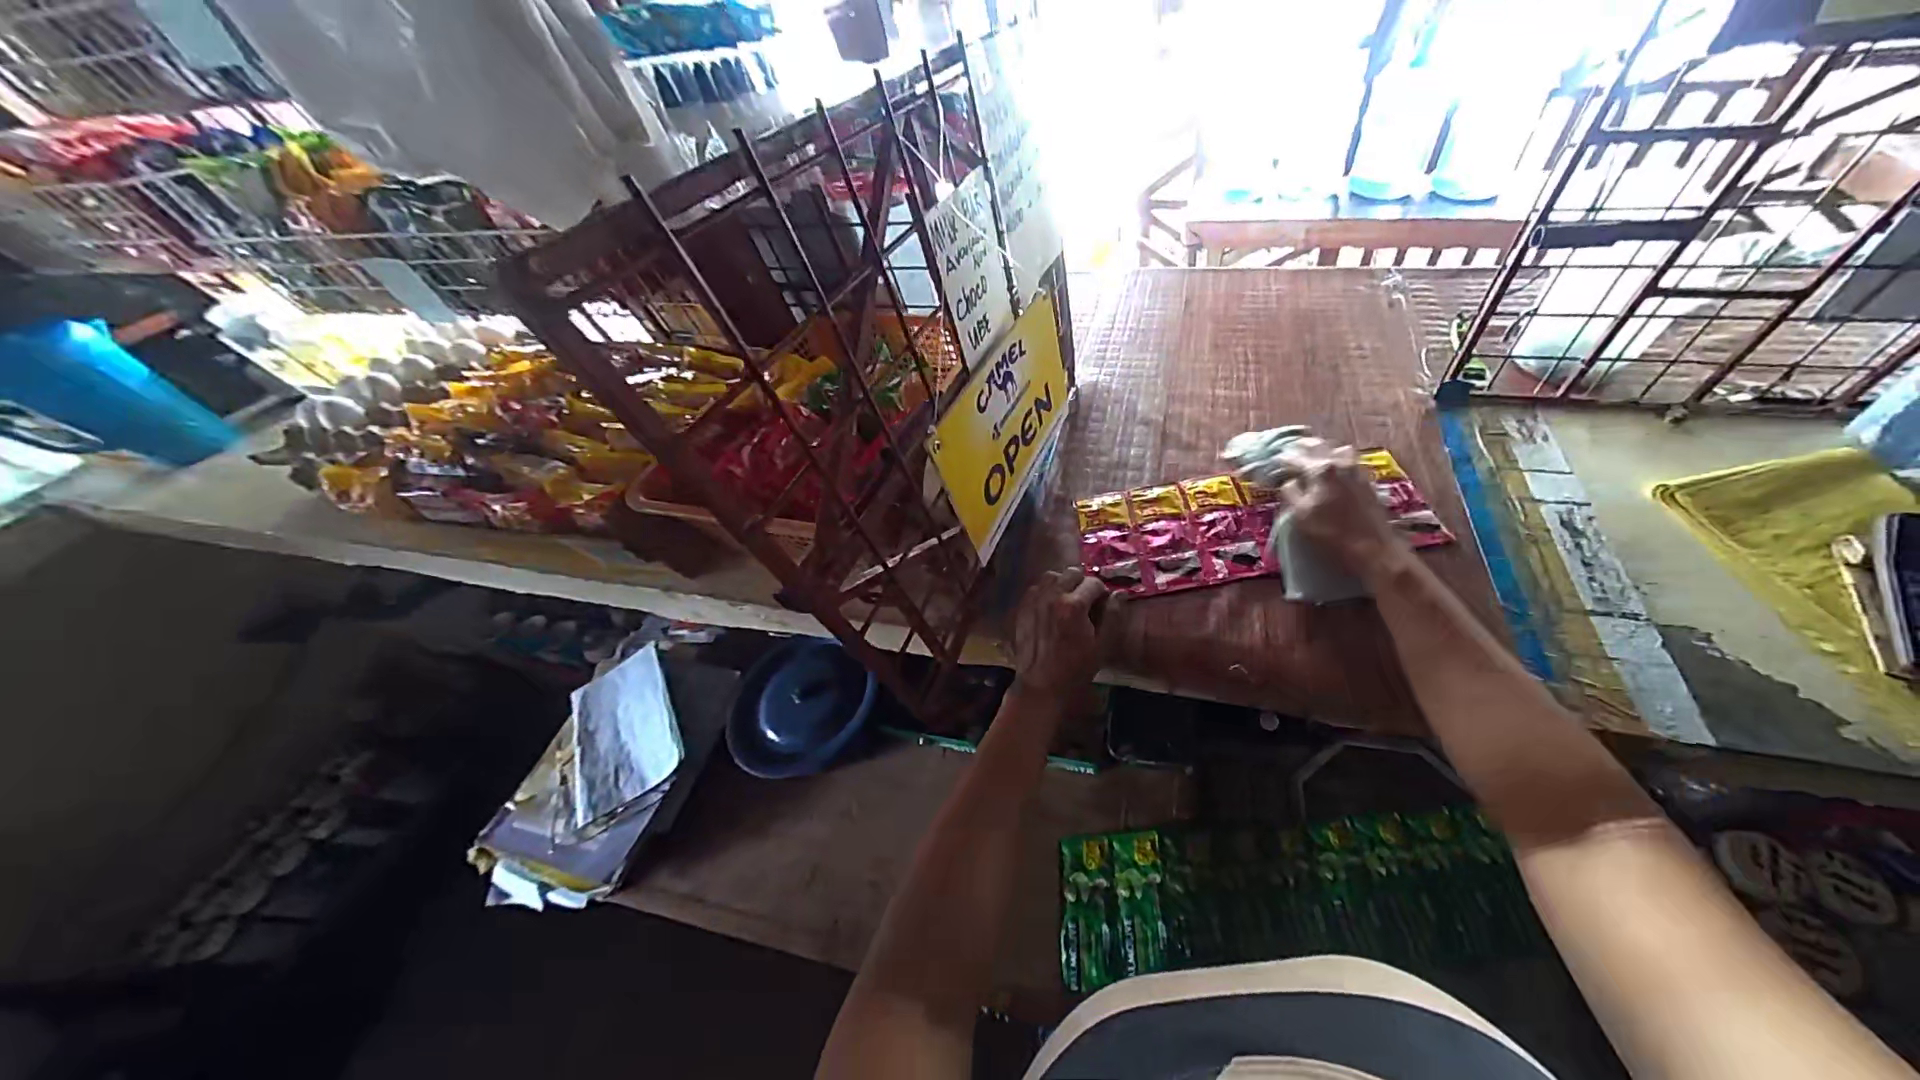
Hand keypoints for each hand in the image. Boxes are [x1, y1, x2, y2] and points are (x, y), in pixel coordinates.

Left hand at [1011, 567, 1110, 699]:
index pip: (1093, 583)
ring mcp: (1035, 600)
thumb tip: (1120, 593)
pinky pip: (1037, 587)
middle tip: (1087, 600)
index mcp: (1074, 605)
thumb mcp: (1103, 645)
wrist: (1042, 683)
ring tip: (1069, 599)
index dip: (1102, 592)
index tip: (1103, 603)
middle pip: (1072, 573)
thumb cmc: (1076, 668)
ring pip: (1052, 576)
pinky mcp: (1023, 607)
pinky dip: (1047, 590)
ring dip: (1063, 583)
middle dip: (1083, 583)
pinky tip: (1052, 606)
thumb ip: (1113, 616)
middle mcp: (1052, 596)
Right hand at [1275, 440, 1405, 577]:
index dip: (1281, 460)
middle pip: (1320, 446)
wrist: (1373, 549)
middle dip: (1303, 449)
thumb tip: (1289, 481)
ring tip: (1314, 463)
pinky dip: (1338, 464)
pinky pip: (1350, 464)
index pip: (1295, 457)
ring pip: (1338, 451)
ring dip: (1325, 454)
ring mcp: (1357, 472)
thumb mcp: (1300, 515)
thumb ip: (1290, 493)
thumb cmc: (1330, 533)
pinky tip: (1333, 476)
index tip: (1273, 464)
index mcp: (1320, 470)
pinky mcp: (1368, 483)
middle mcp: (1341, 464)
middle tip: (1292, 456)